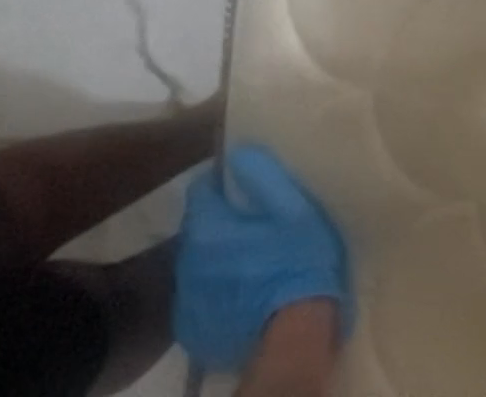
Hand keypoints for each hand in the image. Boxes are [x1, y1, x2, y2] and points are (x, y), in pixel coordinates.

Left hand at [174, 144, 351, 371]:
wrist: (294, 333)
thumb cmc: (300, 262)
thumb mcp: (296, 211)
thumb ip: (267, 178)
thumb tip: (241, 152)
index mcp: (209, 228)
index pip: (201, 190)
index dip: (224, 184)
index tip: (248, 186)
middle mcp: (187, 261)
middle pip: (202, 227)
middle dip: (225, 222)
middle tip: (260, 224)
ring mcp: (185, 298)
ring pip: (200, 262)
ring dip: (221, 256)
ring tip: (256, 259)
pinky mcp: (191, 327)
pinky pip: (202, 296)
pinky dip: (220, 289)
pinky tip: (247, 291)